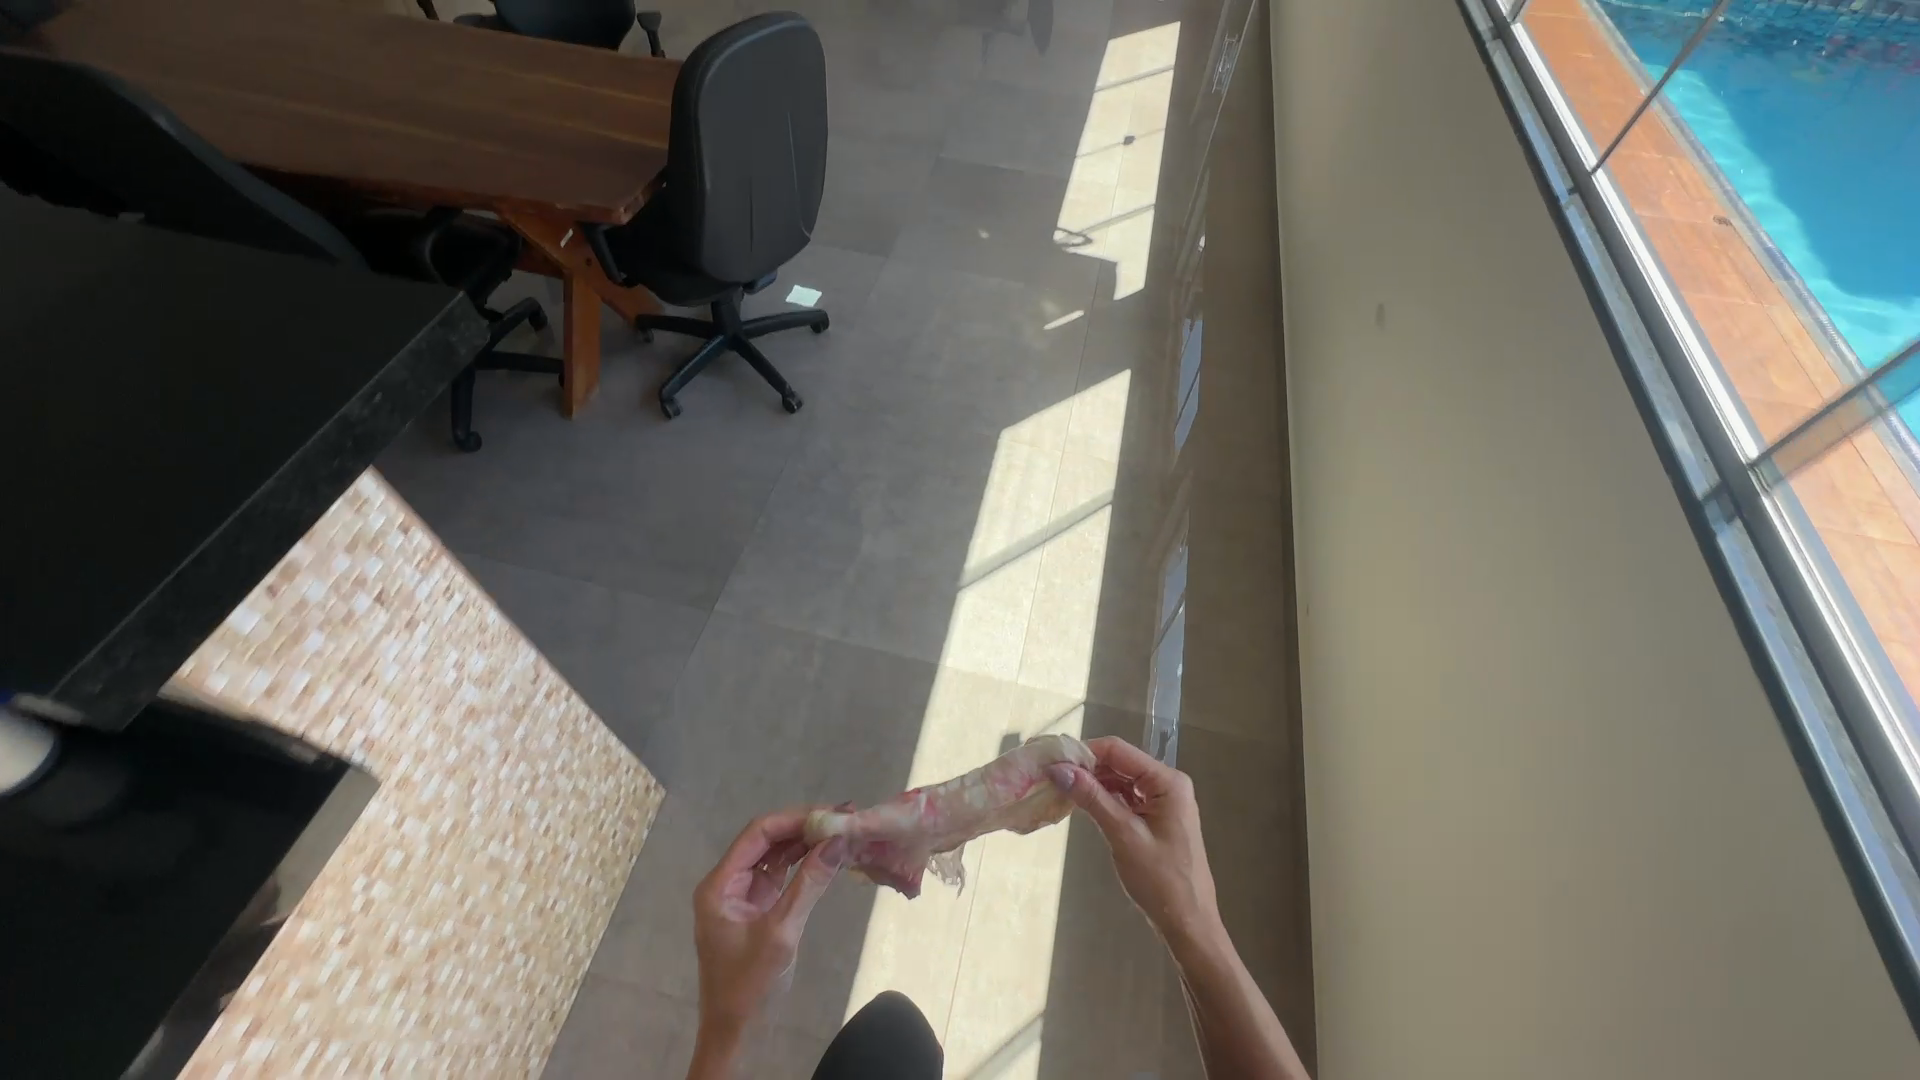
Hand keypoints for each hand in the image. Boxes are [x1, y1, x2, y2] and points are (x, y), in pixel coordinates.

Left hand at [691, 809, 847, 1035]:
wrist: (735, 1034)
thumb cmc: (750, 986)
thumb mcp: (782, 932)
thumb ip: (809, 884)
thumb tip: (839, 842)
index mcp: (720, 884)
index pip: (758, 834)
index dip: (795, 819)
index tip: (831, 815)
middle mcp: (728, 882)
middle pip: (767, 839)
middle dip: (804, 827)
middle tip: (844, 818)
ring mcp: (742, 894)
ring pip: (776, 854)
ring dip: (806, 843)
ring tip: (842, 830)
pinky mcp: (758, 907)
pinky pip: (781, 874)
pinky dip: (804, 863)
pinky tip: (828, 855)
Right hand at [1046, 737, 1220, 946]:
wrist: (1188, 924)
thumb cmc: (1161, 880)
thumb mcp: (1123, 835)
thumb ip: (1092, 798)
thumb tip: (1058, 768)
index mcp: (1167, 781)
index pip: (1118, 750)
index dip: (1084, 751)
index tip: (1052, 760)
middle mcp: (1167, 783)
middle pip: (1118, 762)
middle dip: (1085, 767)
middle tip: (1049, 775)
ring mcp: (1162, 800)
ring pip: (1119, 779)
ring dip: (1091, 783)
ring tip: (1059, 788)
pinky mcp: (1155, 817)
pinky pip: (1124, 797)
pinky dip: (1103, 798)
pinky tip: (1080, 803)